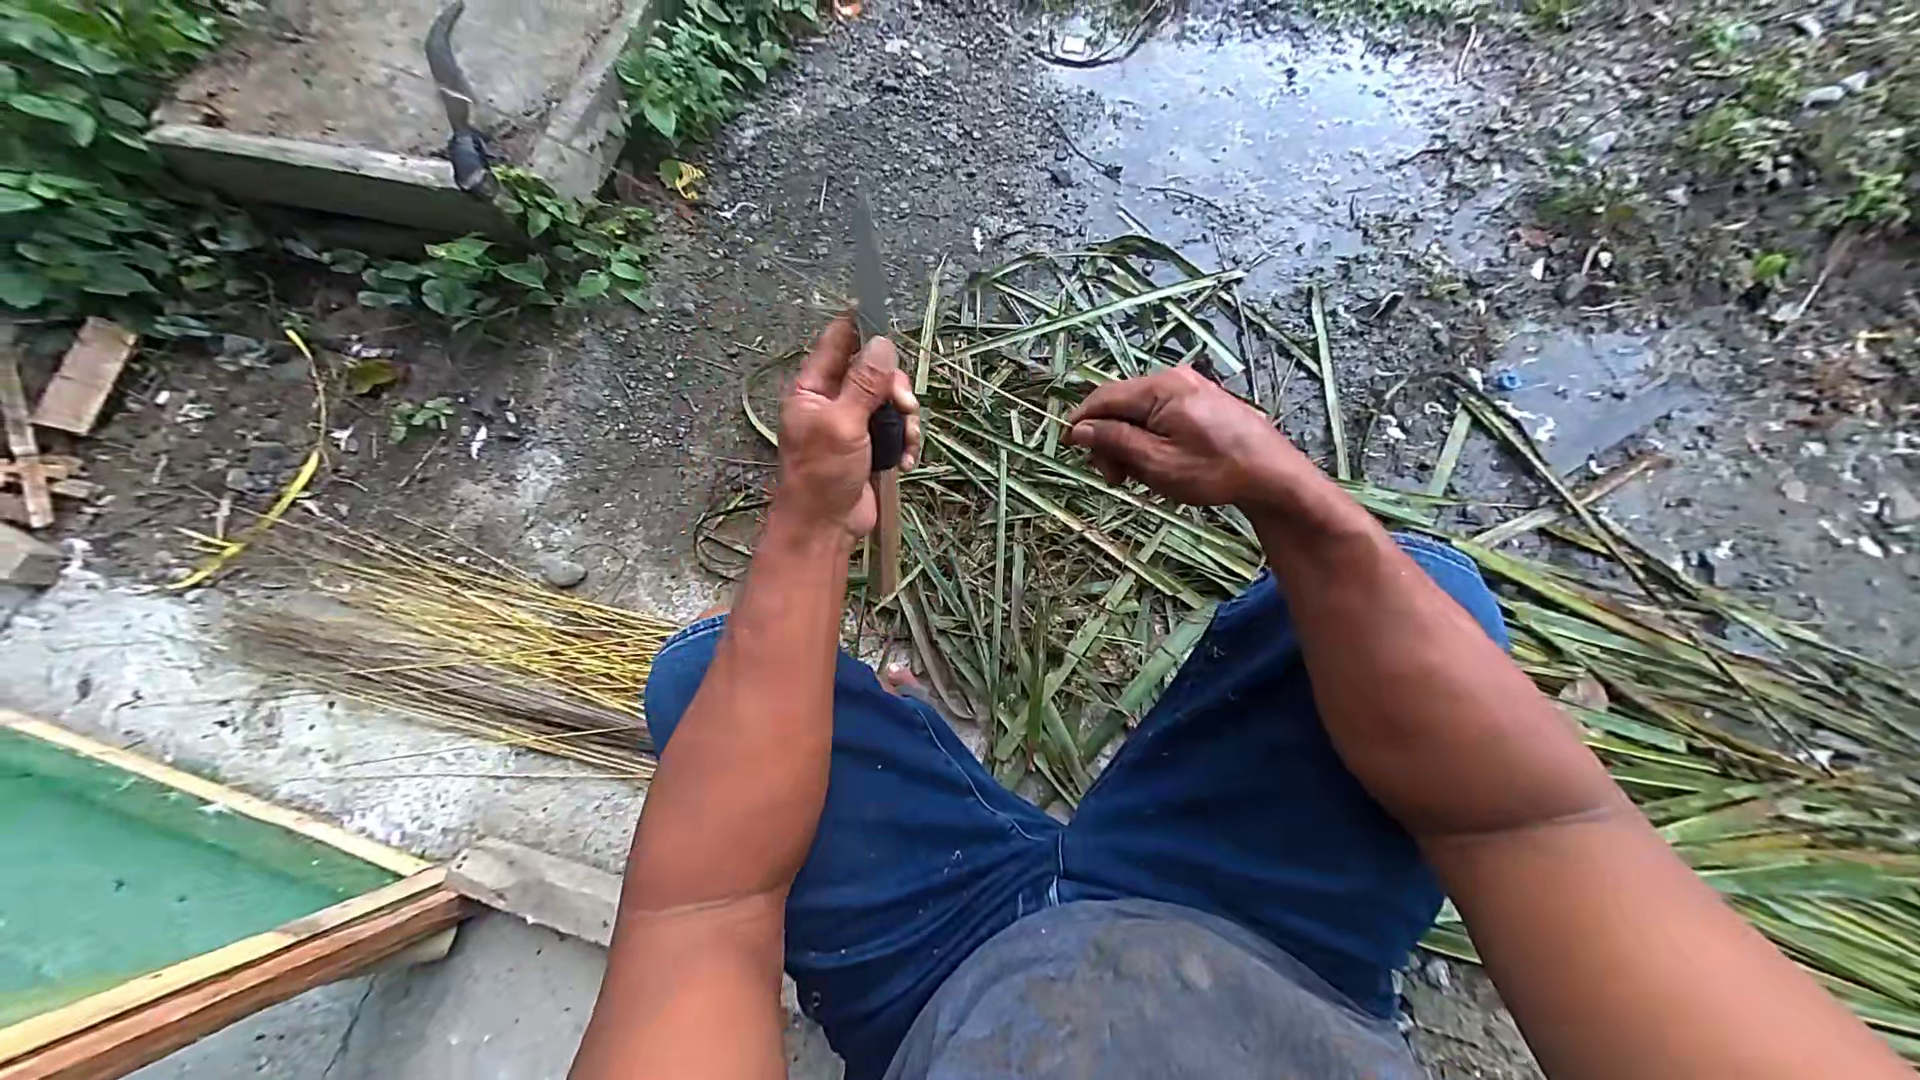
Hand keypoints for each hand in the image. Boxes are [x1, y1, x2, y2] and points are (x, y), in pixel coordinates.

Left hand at [771, 315, 921, 538]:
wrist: (825, 527)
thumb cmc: (822, 475)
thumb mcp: (842, 424)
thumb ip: (863, 384)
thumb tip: (882, 344)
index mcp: (813, 388)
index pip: (838, 342)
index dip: (861, 328)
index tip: (887, 318)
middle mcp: (833, 400)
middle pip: (874, 372)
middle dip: (895, 389)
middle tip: (905, 407)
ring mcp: (854, 424)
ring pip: (890, 403)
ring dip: (904, 421)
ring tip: (905, 443)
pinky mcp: (870, 447)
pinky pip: (895, 431)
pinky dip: (904, 443)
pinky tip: (904, 460)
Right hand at [1065, 366, 1313, 509]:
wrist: (1274, 476)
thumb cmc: (1215, 471)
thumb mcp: (1156, 462)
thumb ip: (1114, 441)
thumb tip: (1079, 429)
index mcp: (1161, 388)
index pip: (1103, 397)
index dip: (1082, 423)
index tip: (1072, 450)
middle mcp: (1174, 378)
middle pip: (1120, 404)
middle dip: (1109, 440)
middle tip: (1116, 477)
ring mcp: (1191, 388)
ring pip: (1139, 413)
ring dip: (1129, 443)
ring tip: (1141, 476)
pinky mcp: (1202, 402)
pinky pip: (1161, 415)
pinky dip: (1150, 439)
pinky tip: (1160, 463)